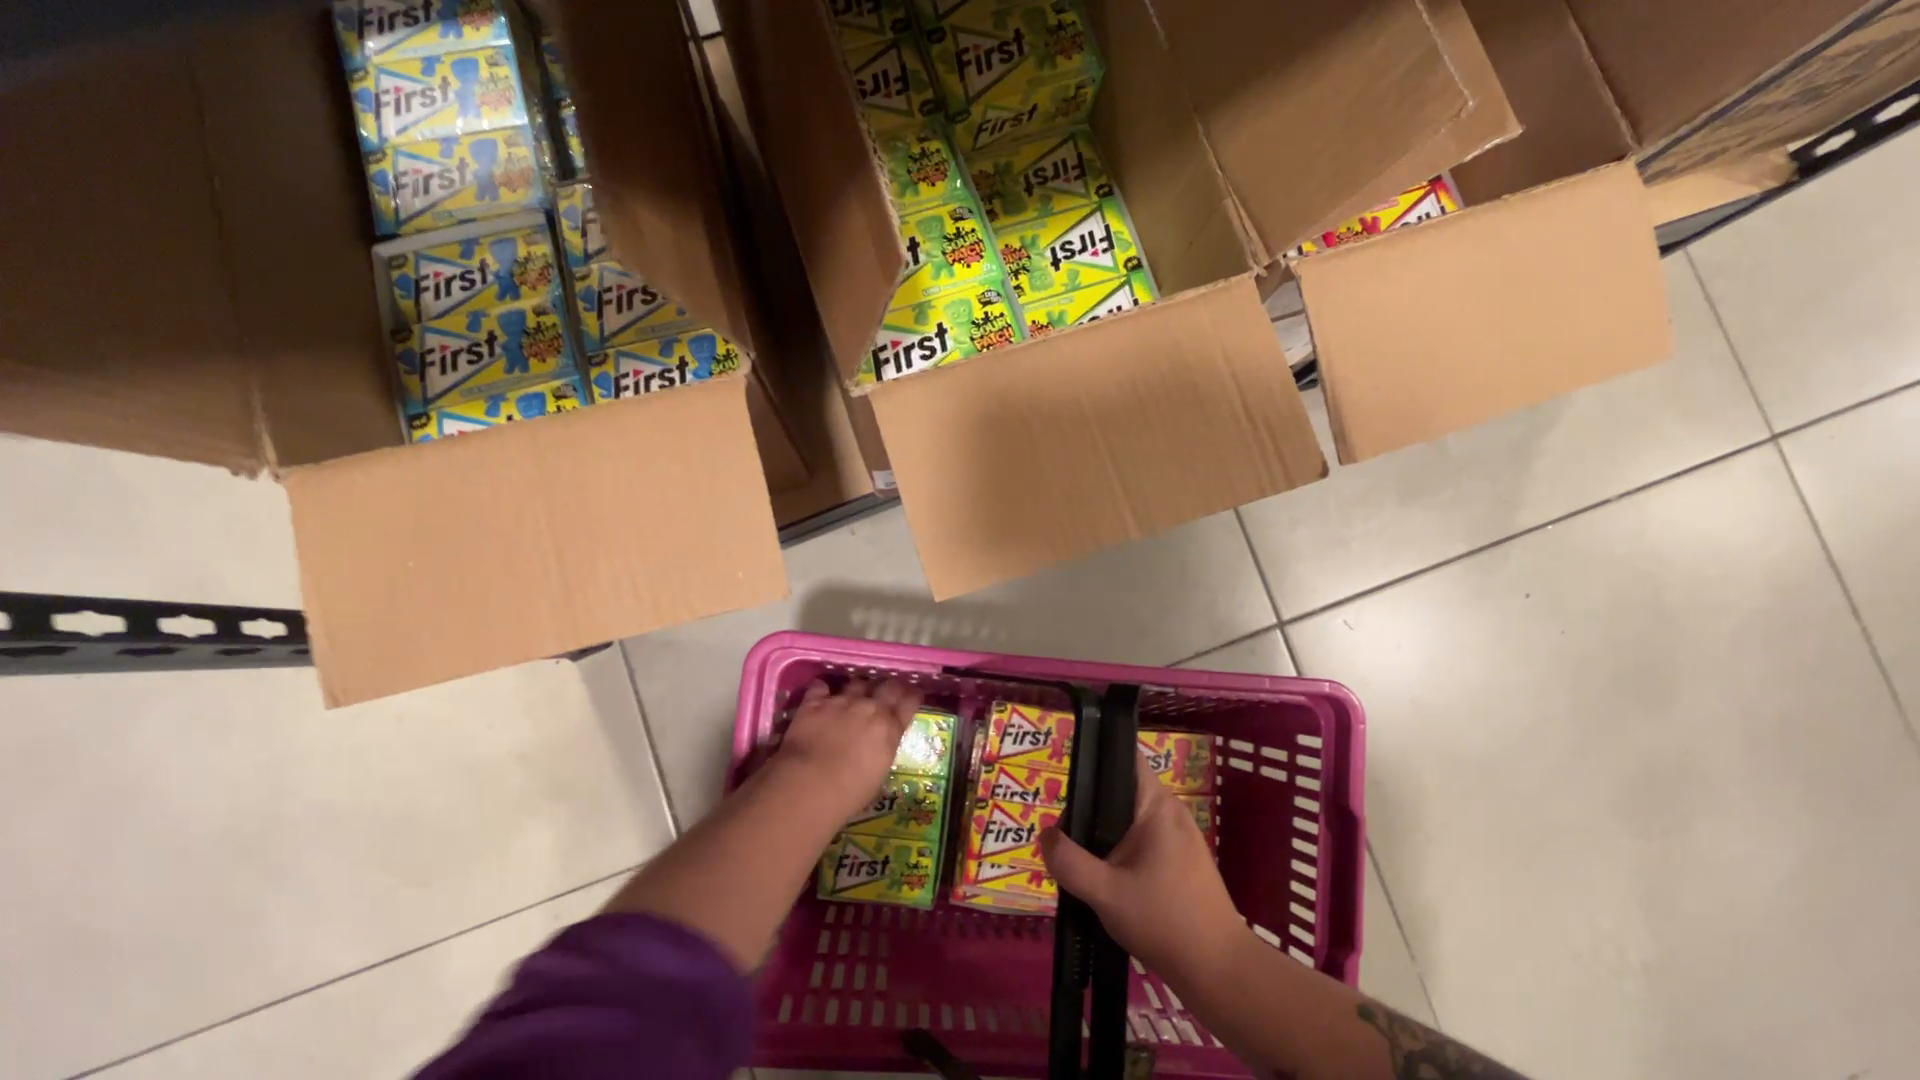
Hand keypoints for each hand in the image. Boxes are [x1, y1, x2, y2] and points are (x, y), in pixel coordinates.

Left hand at [771, 678, 923, 824]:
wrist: (811, 784)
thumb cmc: (850, 792)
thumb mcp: (879, 774)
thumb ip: (882, 751)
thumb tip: (877, 747)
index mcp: (890, 729)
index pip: (910, 702)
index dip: (912, 696)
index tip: (913, 695)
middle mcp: (870, 708)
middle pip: (888, 686)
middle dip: (890, 687)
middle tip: (887, 692)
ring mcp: (842, 702)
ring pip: (856, 683)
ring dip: (858, 689)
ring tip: (854, 695)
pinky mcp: (814, 703)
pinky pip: (820, 687)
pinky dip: (822, 690)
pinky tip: (820, 695)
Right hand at [1040, 754, 1248, 986]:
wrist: (1217, 969)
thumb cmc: (1163, 920)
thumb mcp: (1104, 892)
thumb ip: (1069, 862)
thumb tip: (1045, 835)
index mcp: (1157, 805)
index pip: (1125, 758)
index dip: (1094, 761)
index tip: (1066, 784)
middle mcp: (1171, 812)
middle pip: (1120, 793)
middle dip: (1090, 812)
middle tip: (1065, 841)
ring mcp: (1181, 837)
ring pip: (1129, 821)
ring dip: (1103, 837)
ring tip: (1080, 864)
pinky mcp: (1183, 862)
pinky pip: (1143, 842)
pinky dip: (1121, 853)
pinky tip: (1106, 881)